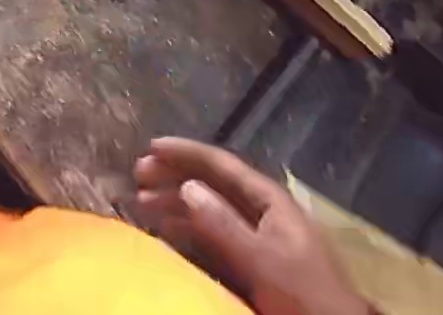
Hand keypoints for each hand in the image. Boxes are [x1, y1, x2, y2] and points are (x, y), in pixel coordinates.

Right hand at [135, 137, 368, 314]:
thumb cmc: (303, 296)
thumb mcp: (262, 260)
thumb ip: (224, 225)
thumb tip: (187, 185)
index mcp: (267, 198)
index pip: (220, 164)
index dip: (186, 152)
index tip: (152, 146)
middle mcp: (261, 209)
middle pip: (212, 183)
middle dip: (175, 174)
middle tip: (138, 173)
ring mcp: (258, 236)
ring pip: (210, 208)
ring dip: (177, 202)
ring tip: (143, 201)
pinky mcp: (254, 264)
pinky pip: (213, 236)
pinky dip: (188, 229)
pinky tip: (167, 231)